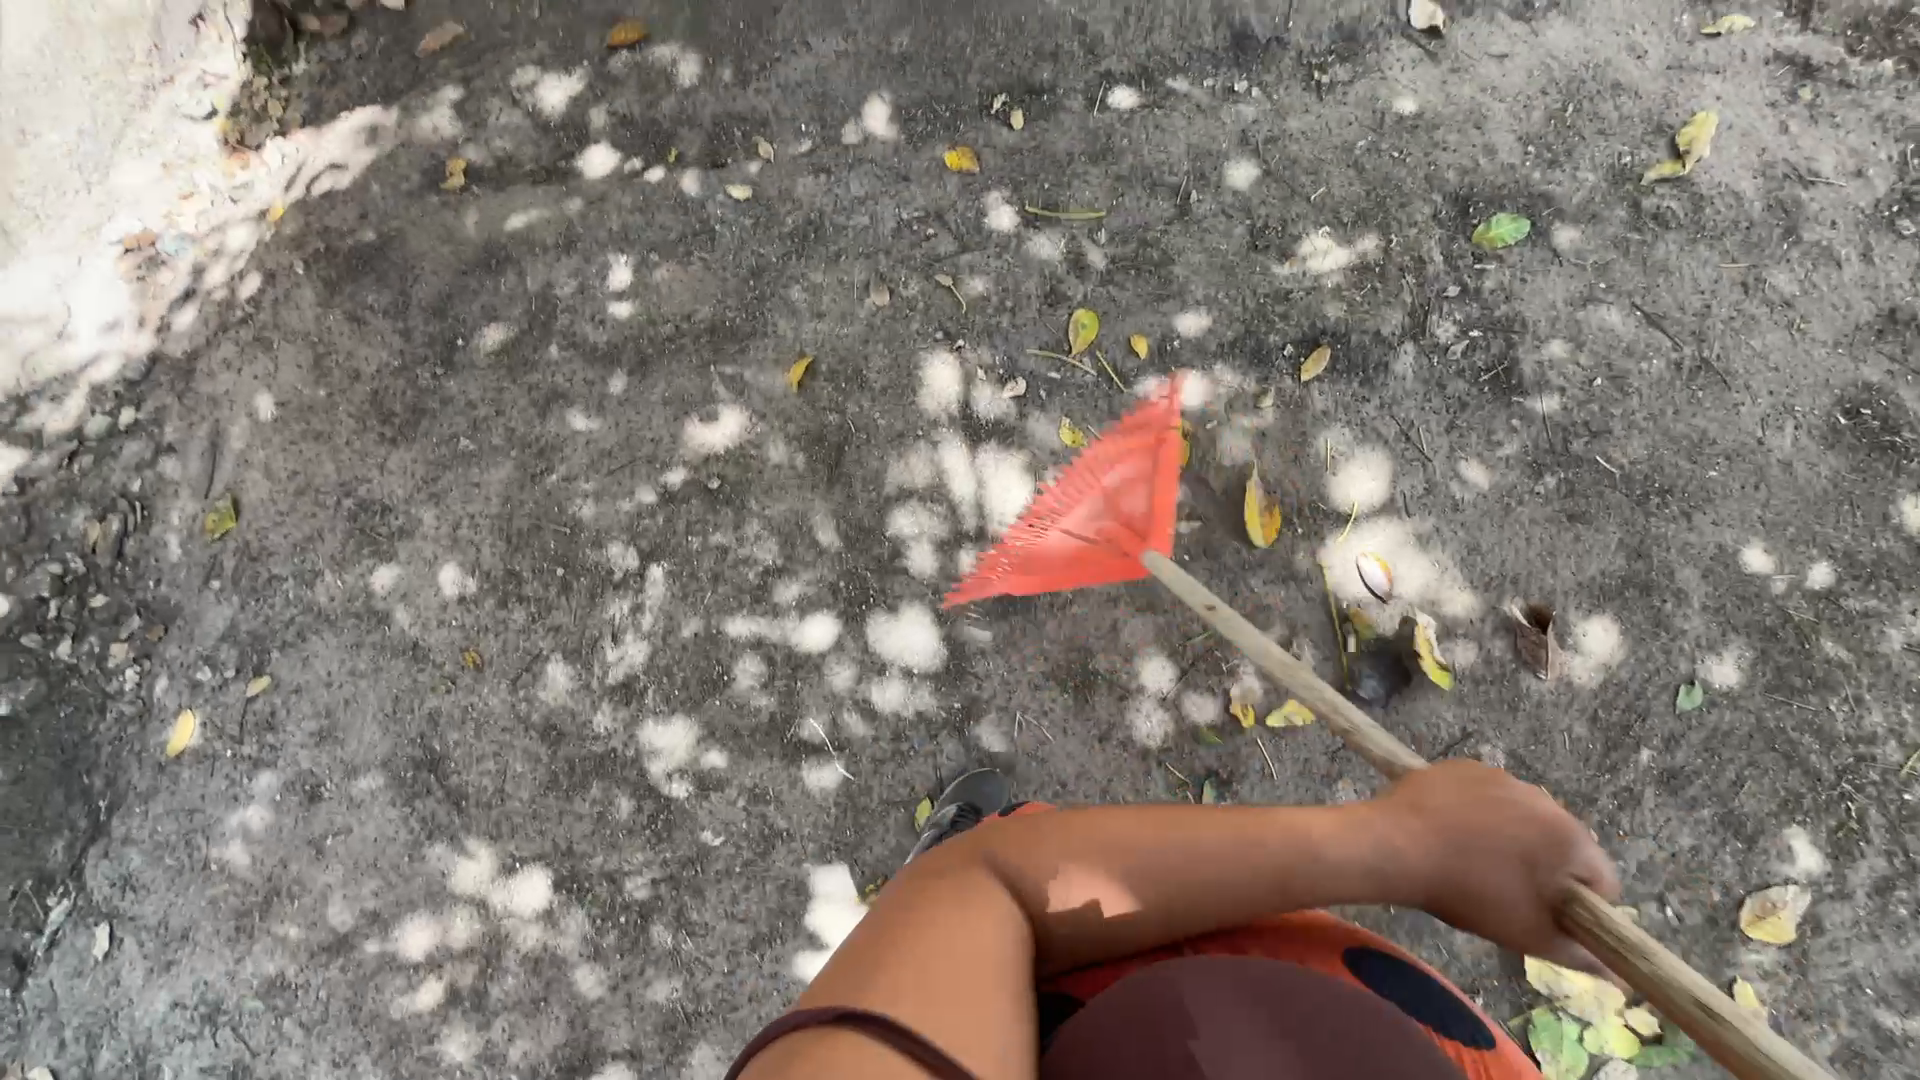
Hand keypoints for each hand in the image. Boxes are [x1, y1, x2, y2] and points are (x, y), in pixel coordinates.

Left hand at [1372, 760, 1620, 972]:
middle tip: (1506, 889)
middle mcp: (1540, 796)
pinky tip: (1451, 831)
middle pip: (1561, 842)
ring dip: (1510, 836)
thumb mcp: (1528, 934)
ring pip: (1521, 816)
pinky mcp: (1461, 767)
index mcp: (1569, 836)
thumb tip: (1615, 973)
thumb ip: (1579, 954)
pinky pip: (1484, 795)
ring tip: (1472, 859)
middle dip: (1544, 867)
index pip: (1600, 879)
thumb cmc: (1467, 891)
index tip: (1549, 916)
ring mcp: (1497, 775)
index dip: (1582, 906)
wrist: (1393, 844)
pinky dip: (1476, 811)